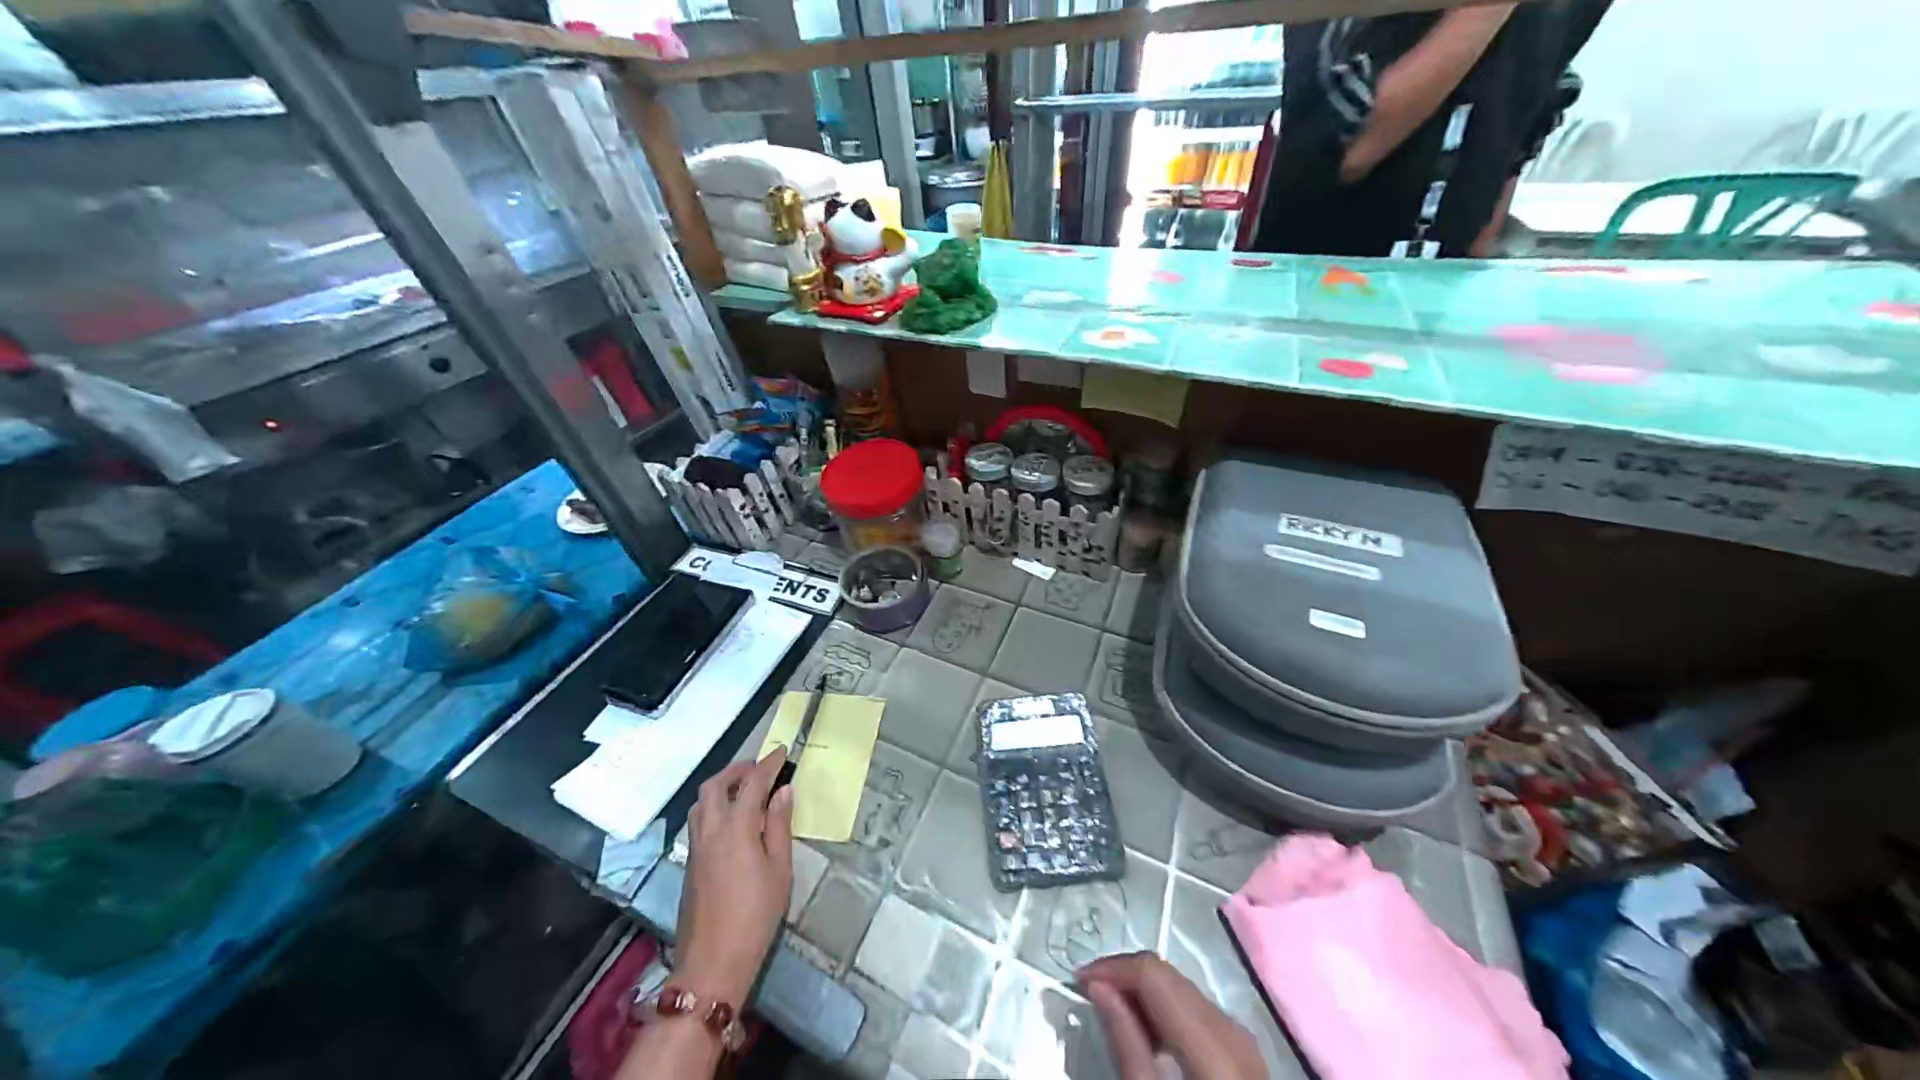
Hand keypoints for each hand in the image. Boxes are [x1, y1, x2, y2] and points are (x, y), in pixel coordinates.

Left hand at [675, 749, 795, 1004]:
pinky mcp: (690, 864)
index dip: (768, 765)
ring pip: (701, 802)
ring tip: (744, 790)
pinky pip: (699, 820)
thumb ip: (779, 826)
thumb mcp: (779, 870)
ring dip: (721, 787)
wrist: (712, 962)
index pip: (752, 784)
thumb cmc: (756, 915)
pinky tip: (732, 820)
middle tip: (759, 768)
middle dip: (737, 770)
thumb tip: (783, 791)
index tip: (782, 751)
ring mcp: (696, 847)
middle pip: (716, 786)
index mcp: (736, 827)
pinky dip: (714, 807)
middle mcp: (710, 830)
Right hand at [1078, 952, 1266, 1079]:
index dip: (1112, 968)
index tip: (1080, 981)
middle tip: (1090, 992)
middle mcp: (1233, 1033)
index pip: (1154, 976)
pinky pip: (1196, 1007)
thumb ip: (1125, 1041)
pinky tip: (1145, 1031)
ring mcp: (1244, 1040)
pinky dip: (1166, 1007)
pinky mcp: (1244, 1050)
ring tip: (1112, 1011)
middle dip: (1125, 976)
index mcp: (1212, 1051)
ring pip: (1182, 987)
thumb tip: (1099, 988)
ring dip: (1144, 989)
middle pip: (1169, 975)